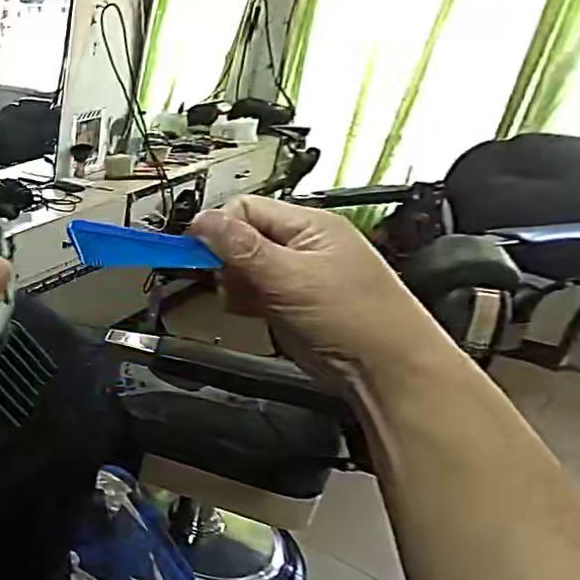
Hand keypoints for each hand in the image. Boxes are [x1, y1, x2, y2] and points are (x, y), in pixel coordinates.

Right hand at [190, 196, 453, 388]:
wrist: (384, 371)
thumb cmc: (353, 317)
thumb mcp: (289, 276)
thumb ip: (241, 247)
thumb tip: (203, 219)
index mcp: (307, 224)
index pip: (244, 209)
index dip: (217, 228)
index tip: (195, 252)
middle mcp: (299, 245)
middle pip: (239, 238)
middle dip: (225, 260)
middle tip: (230, 282)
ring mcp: (292, 275)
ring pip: (240, 268)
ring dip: (233, 285)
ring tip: (247, 303)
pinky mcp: (286, 303)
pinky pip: (250, 293)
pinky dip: (243, 302)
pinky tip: (251, 313)